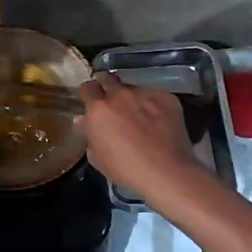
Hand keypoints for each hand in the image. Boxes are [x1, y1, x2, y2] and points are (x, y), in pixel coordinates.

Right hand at [77, 72, 202, 198]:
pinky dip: (150, 104)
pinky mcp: (167, 98)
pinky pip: (153, 96)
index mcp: (99, 109)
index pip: (87, 88)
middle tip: (110, 102)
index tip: (91, 101)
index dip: (88, 94)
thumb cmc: (125, 169)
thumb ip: (89, 133)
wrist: (167, 172)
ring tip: (137, 114)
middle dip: (106, 87)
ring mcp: (145, 94)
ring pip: (132, 89)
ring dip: (130, 98)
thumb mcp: (97, 157)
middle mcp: (120, 95)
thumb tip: (84, 120)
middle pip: (108, 79)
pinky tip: (156, 120)